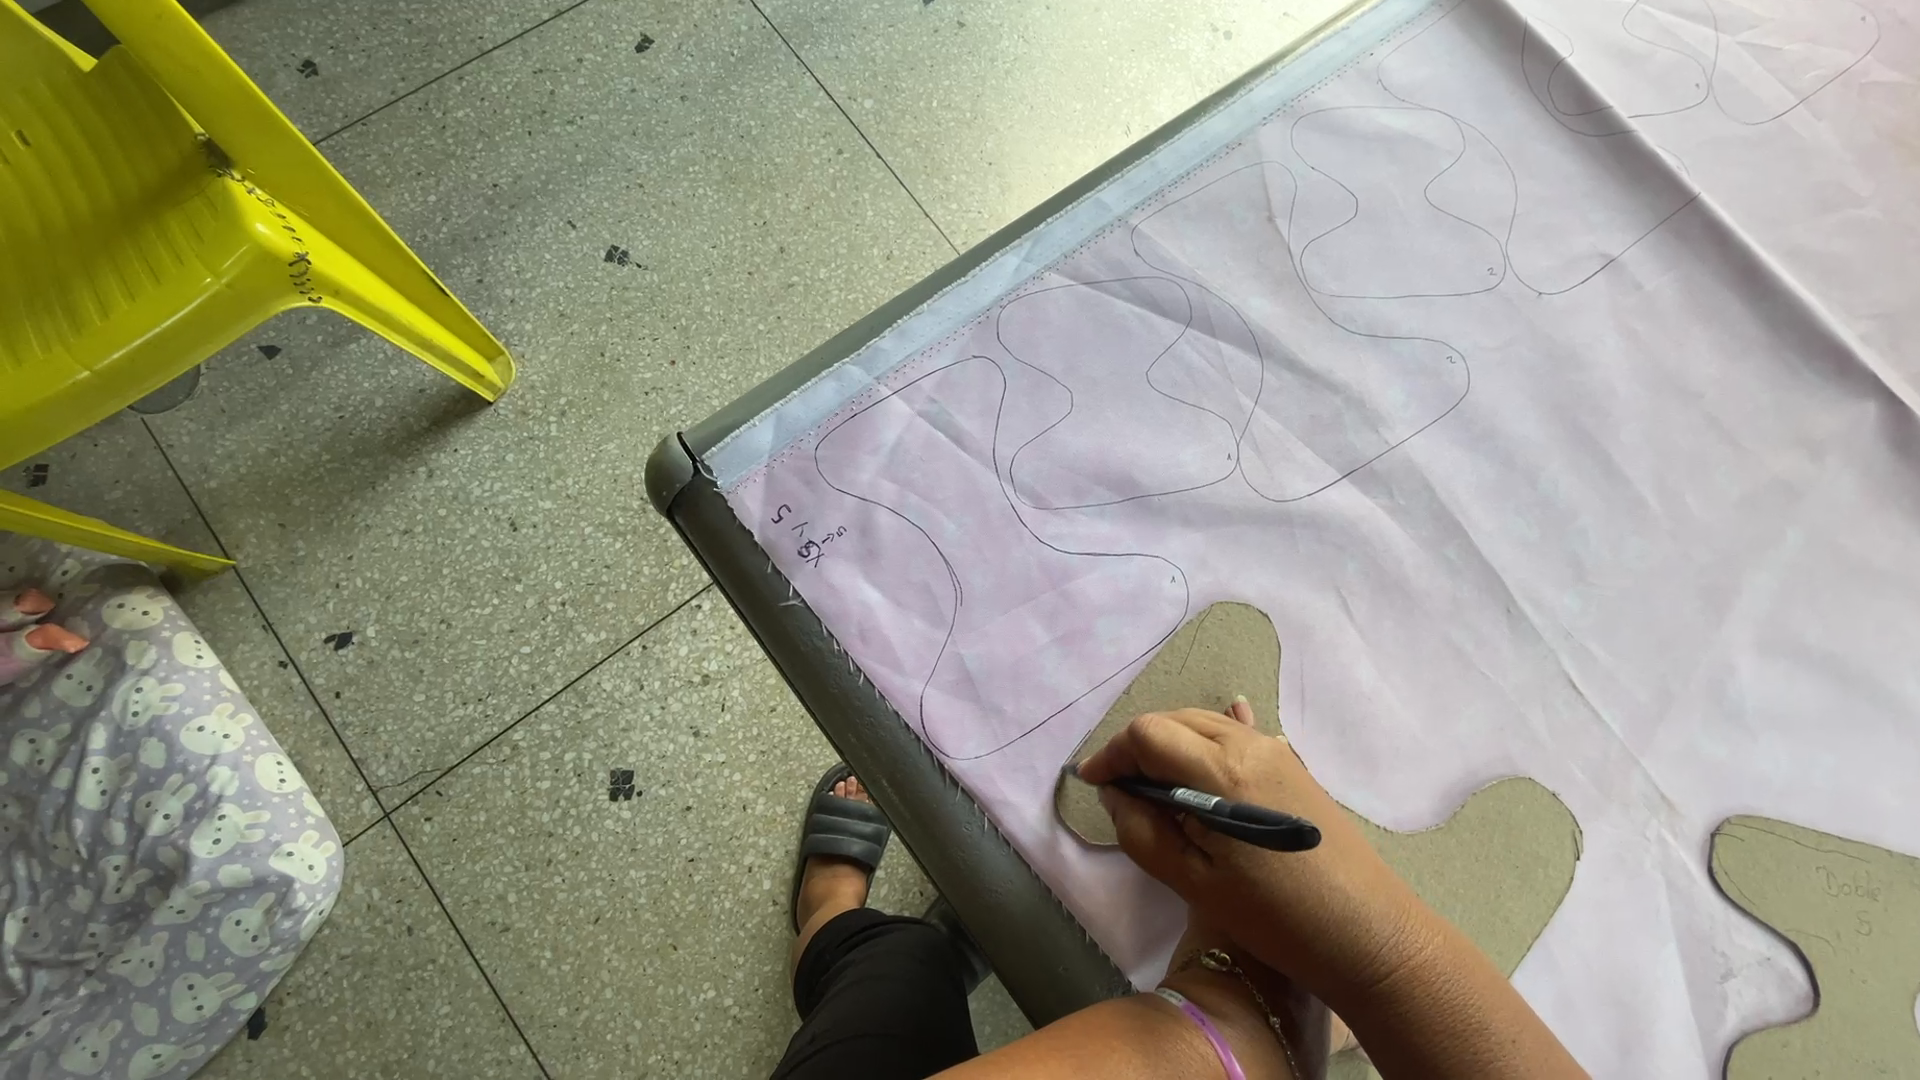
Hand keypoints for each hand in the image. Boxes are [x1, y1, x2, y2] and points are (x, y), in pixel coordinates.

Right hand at [1077, 701, 1425, 1002]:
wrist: (1371, 936)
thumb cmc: (1276, 917)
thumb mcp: (1193, 883)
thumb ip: (1142, 831)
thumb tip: (1117, 794)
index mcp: (1220, 771)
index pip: (1147, 735)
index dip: (1112, 754)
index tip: (1092, 782)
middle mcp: (1247, 744)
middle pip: (1172, 720)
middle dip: (1136, 746)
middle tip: (1118, 785)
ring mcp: (1274, 750)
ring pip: (1202, 723)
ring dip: (1167, 742)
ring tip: (1151, 782)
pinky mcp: (1292, 764)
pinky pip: (1234, 733)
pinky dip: (1202, 740)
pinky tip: (1196, 757)